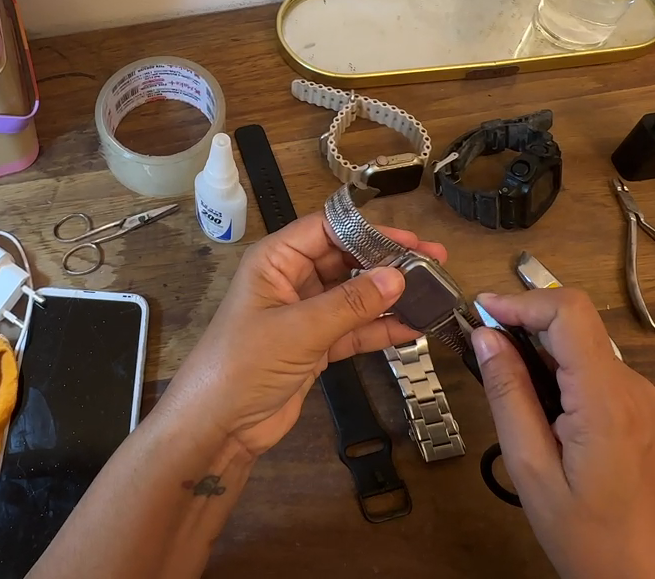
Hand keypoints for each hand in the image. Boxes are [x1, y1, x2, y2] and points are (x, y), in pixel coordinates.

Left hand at [155, 210, 446, 458]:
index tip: (412, 238)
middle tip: (435, 264)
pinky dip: (380, 328)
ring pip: (353, 295)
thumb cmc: (245, 362)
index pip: (326, 229)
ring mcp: (304, 313)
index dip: (369, 230)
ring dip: (389, 296)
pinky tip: (414, 327)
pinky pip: (353, 328)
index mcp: (275, 260)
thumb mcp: (298, 329)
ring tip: (435, 293)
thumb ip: (349, 303)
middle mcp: (290, 279)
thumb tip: (398, 276)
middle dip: (386, 262)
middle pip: (344, 259)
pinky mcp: (314, 345)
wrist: (219, 423)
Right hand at [472, 288, 654, 578]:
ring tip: (518, 402)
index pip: (570, 312)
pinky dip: (573, 383)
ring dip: (548, 362)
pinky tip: (554, 423)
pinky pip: (609, 382)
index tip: (481, 312)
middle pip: (578, 332)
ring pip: (591, 357)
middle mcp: (641, 393)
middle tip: (484, 356)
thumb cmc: (591, 541)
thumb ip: (508, 395)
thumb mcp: (532, 470)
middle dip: (526, 332)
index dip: (521, 300)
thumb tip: (486, 336)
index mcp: (610, 401)